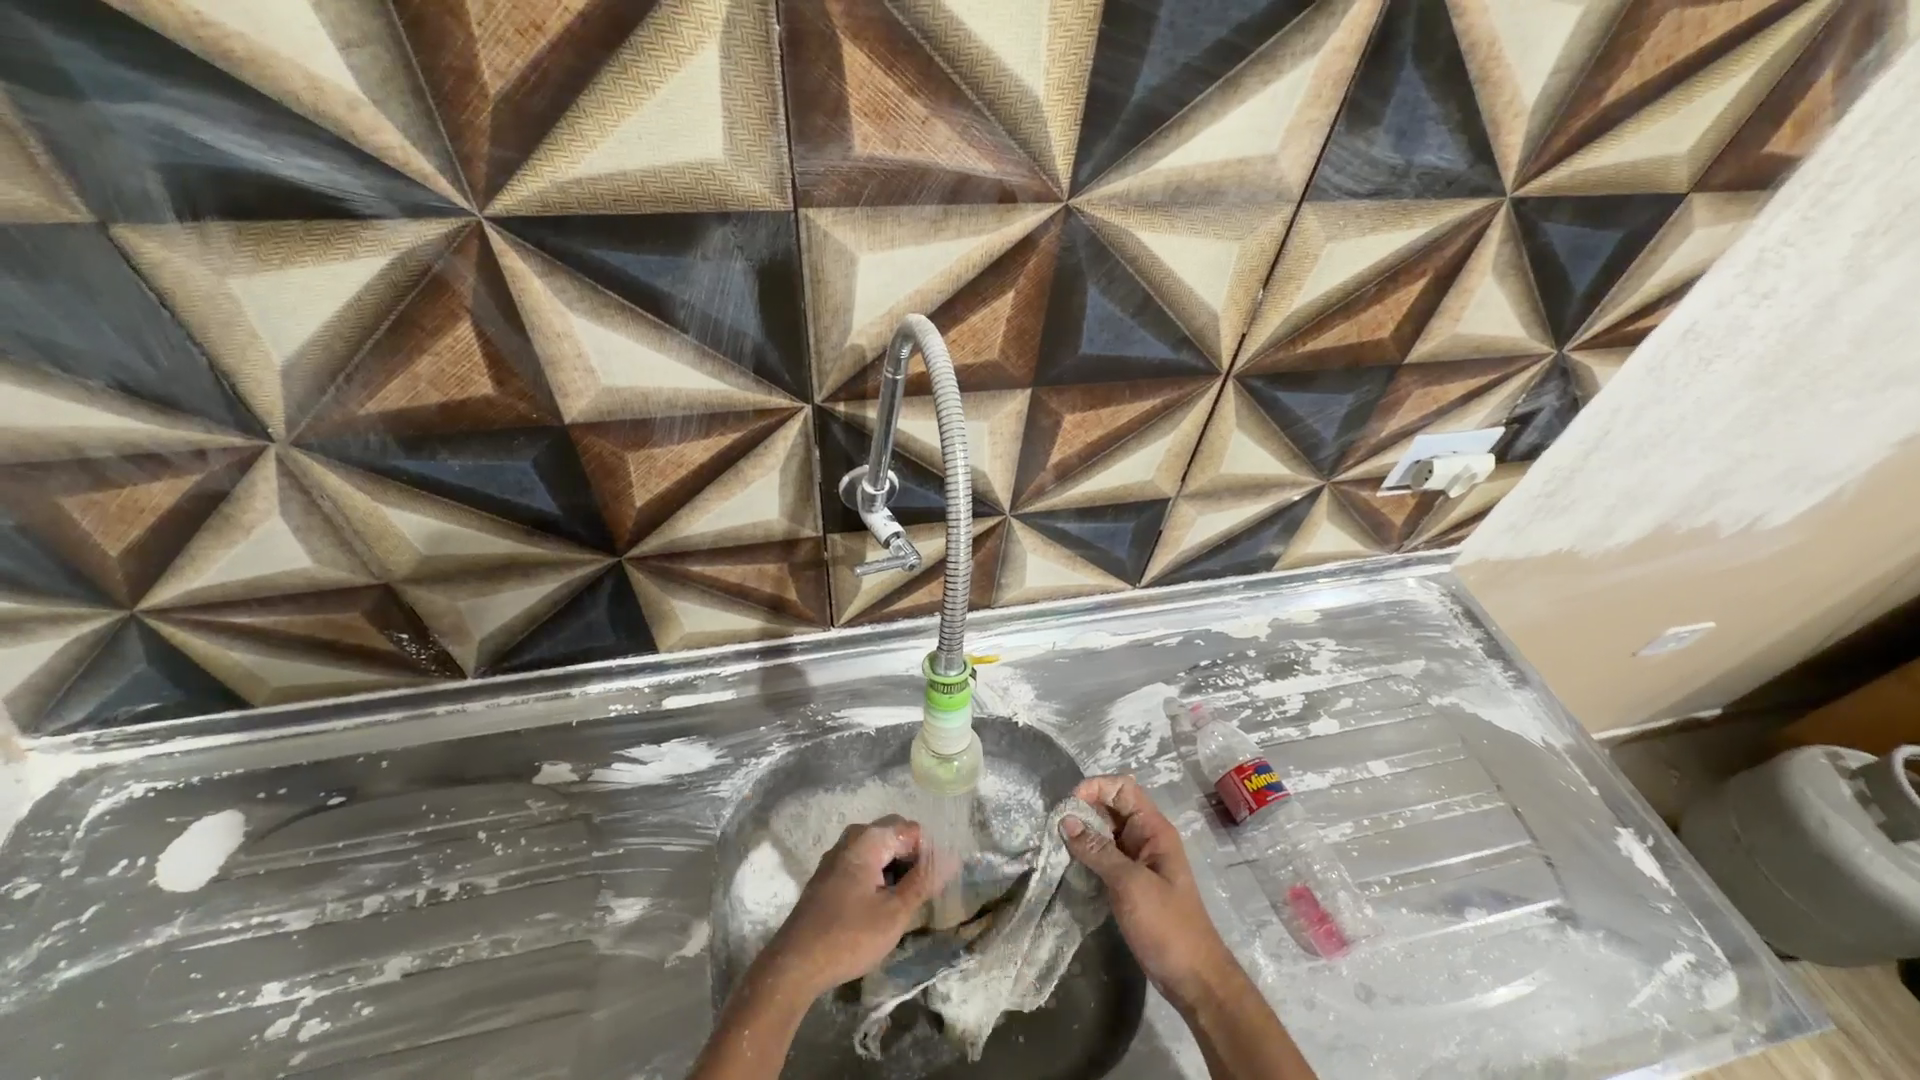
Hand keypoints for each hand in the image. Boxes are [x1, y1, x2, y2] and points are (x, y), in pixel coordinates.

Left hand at [757, 815, 937, 998]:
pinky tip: (881, 907)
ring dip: (896, 870)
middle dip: (913, 860)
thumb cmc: (849, 936)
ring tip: (903, 904)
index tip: (935, 885)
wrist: (795, 965)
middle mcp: (851, 839)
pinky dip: (878, 878)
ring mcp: (836, 857)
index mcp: (867, 839)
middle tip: (920, 895)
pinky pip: (864, 864)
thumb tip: (951, 856)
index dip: (929, 854)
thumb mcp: (895, 911)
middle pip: (894, 835)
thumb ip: (924, 880)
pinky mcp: (829, 876)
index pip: (912, 830)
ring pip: (879, 851)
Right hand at [1061, 775, 1236, 1010]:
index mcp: (1154, 830)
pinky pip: (1105, 856)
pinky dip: (1087, 855)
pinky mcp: (1130, 882)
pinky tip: (1068, 864)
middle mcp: (1146, 838)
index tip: (1068, 806)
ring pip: (1106, 832)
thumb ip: (1097, 850)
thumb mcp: (1130, 884)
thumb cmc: (1166, 925)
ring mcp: (1138, 861)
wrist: (1192, 976)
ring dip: (1082, 833)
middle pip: (1112, 807)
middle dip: (1083, 810)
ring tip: (1056, 843)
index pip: (1123, 788)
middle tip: (1054, 826)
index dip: (1095, 787)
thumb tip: (1066, 820)